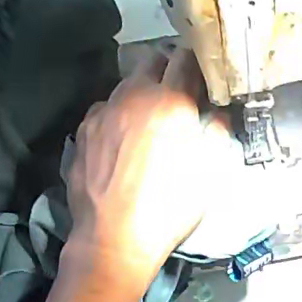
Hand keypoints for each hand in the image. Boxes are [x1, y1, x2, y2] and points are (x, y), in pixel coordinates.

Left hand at [66, 51, 222, 289]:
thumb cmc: (168, 210)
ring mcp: (103, 112)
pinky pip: (104, 110)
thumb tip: (219, 113)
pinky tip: (121, 137)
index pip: (186, 60)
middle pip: (152, 61)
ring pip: (125, 84)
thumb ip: (217, 133)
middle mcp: (133, 97)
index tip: (204, 78)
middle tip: (178, 92)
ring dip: (141, 92)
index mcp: (170, 102)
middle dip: (167, 70)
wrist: (114, 240)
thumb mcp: (208, 174)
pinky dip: (116, 114)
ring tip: (148, 117)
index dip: (198, 66)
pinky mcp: (82, 131)